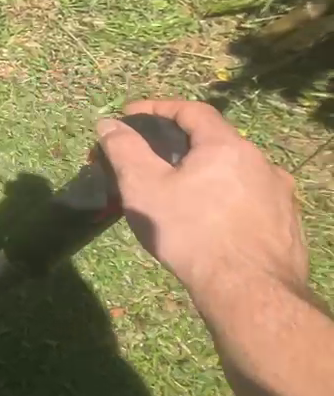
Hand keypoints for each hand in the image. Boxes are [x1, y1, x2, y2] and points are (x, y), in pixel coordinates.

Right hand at [96, 100, 308, 307]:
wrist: (248, 287)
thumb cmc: (188, 227)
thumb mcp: (142, 184)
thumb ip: (124, 147)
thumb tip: (109, 124)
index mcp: (229, 149)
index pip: (193, 111)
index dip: (157, 108)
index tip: (127, 116)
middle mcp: (263, 165)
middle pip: (211, 142)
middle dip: (171, 145)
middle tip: (139, 159)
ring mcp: (280, 195)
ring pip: (228, 171)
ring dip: (195, 171)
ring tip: (166, 191)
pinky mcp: (286, 222)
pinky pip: (243, 195)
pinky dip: (215, 193)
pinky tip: (197, 215)